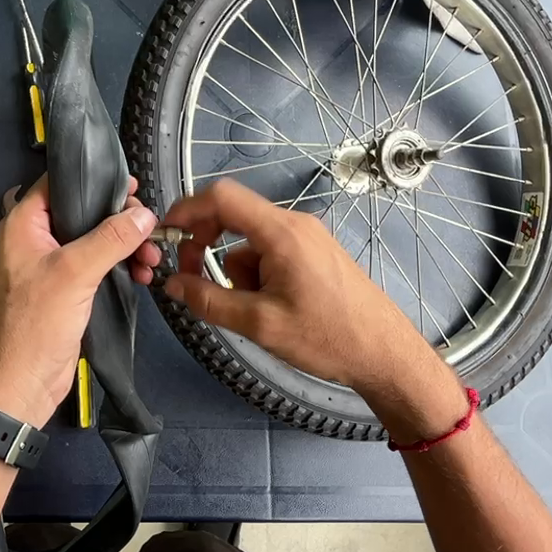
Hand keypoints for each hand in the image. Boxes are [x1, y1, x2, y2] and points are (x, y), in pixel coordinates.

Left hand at [0, 176, 161, 427]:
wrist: (21, 386)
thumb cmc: (33, 325)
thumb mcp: (73, 273)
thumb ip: (110, 239)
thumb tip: (144, 214)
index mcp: (24, 225)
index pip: (60, 185)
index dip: (95, 181)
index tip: (132, 187)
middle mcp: (37, 240)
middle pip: (84, 213)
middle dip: (120, 220)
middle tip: (150, 227)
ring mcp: (53, 267)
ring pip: (96, 242)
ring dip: (127, 247)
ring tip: (153, 257)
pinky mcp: (68, 291)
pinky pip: (99, 268)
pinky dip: (122, 268)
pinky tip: (144, 275)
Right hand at [159, 180, 467, 442]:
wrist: (386, 354)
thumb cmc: (326, 338)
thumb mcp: (259, 324)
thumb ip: (208, 301)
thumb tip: (171, 285)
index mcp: (281, 232)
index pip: (221, 197)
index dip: (186, 210)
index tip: (165, 236)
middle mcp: (294, 223)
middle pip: (233, 215)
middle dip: (205, 244)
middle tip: (192, 279)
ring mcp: (307, 236)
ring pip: (248, 239)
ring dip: (234, 268)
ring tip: (250, 310)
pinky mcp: (314, 252)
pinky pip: (269, 250)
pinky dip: (255, 273)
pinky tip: (269, 307)